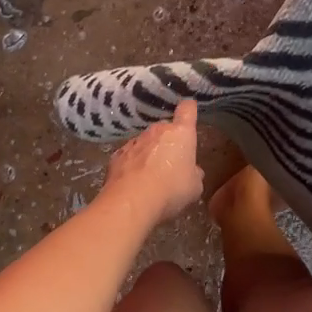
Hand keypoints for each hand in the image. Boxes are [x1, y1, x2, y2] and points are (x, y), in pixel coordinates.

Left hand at [101, 100, 202, 223]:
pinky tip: (133, 182)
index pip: (187, 109)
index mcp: (181, 133)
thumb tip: (193, 170)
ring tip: (150, 175)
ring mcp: (135, 141)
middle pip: (165, 128)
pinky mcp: (117, 155)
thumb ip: (194, 173)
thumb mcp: (194, 187)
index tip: (189, 115)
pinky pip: (129, 155)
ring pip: (146, 142)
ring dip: (149, 152)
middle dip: (168, 141)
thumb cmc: (171, 189)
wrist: (132, 201)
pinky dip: (132, 164)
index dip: (189, 111)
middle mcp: (158, 130)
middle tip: (171, 162)